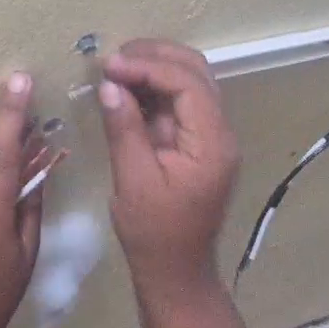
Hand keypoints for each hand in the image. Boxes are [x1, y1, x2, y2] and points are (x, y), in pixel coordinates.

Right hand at [96, 40, 240, 298]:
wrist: (175, 270)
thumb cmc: (153, 232)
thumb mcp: (133, 181)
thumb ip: (124, 129)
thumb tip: (110, 85)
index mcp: (212, 144)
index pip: (188, 85)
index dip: (148, 67)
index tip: (109, 66)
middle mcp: (219, 133)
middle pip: (196, 73)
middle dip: (155, 57)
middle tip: (112, 58)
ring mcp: (209, 137)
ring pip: (190, 82)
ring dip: (154, 68)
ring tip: (115, 69)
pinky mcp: (195, 142)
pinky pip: (179, 102)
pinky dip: (152, 88)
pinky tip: (125, 89)